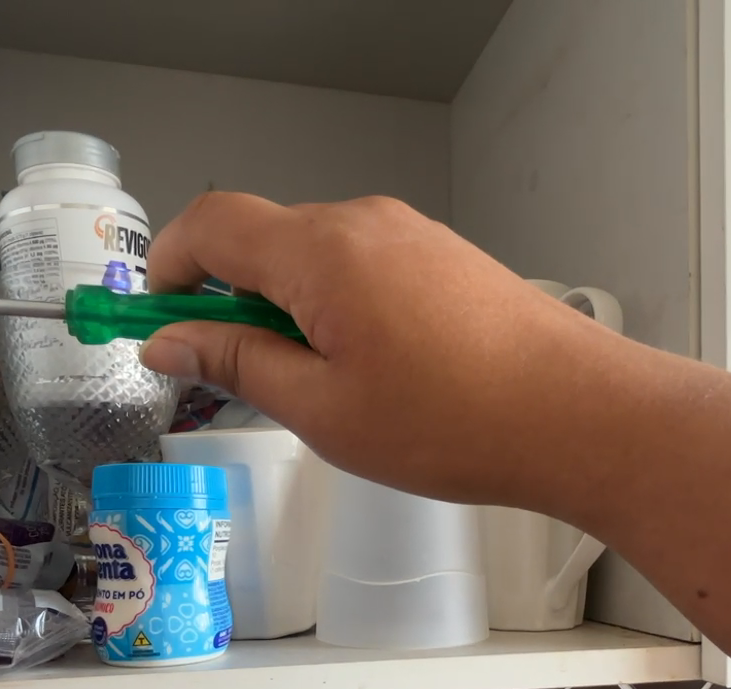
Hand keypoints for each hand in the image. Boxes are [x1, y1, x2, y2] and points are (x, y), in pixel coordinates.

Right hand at [139, 194, 639, 514]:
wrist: (577, 417)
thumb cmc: (454, 423)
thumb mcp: (322, 409)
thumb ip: (237, 362)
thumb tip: (172, 339)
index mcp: (322, 251)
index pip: (211, 226)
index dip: (167, 268)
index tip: (154, 318)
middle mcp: (365, 223)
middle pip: (262, 241)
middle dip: (228, 302)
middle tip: (229, 374)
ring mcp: (411, 236)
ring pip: (314, 260)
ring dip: (286, 313)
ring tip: (310, 388)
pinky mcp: (443, 259)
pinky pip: (362, 270)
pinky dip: (334, 310)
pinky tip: (362, 370)